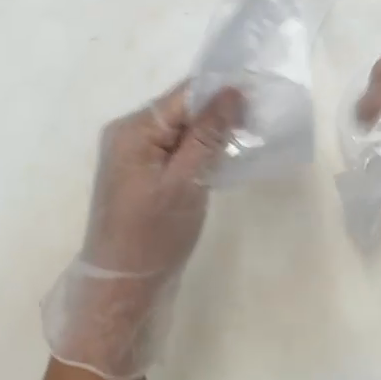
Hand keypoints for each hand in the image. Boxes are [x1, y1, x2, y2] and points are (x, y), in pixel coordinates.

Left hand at [41, 84, 240, 379]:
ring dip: (212, 131)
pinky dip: (200, 148)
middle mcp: (128, 133)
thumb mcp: (186, 181)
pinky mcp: (142, 171)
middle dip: (220, 111)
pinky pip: (176, 146)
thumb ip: (208, 133)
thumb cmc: (153, 235)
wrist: (122, 289)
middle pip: (183, 107)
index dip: (222, 91)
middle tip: (259, 119)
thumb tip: (233, 90)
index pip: (185, 94)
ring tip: (248, 136)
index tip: (259, 95)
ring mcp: (133, 153)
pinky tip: (224, 157)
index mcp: (133, 130)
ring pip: (182, 127)